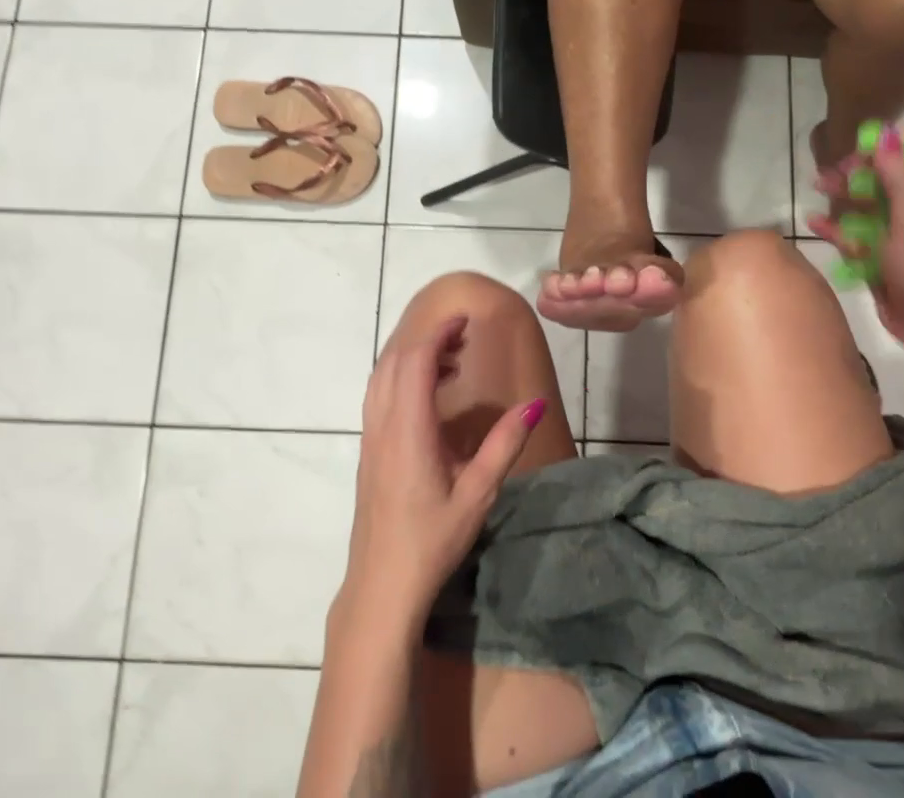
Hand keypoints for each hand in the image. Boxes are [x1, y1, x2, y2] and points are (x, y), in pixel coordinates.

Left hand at [340, 315, 543, 622]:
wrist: (382, 583)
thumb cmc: (432, 540)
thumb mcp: (478, 493)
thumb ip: (504, 444)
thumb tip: (535, 403)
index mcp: (408, 430)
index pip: (415, 361)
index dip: (438, 333)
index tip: (465, 320)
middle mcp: (382, 426)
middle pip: (394, 362)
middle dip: (426, 339)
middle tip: (463, 337)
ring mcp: (370, 439)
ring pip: (381, 379)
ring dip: (411, 359)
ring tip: (449, 363)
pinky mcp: (369, 453)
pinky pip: (378, 397)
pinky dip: (400, 379)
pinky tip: (428, 398)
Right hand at [808, 124, 903, 354]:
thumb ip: (901, 178)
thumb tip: (885, 135)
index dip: (886, 142)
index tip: (859, 154)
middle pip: (883, 171)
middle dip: (856, 168)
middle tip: (830, 176)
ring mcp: (896, 232)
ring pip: (866, 202)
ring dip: (842, 194)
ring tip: (817, 190)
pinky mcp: (880, 256)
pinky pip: (854, 235)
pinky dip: (835, 228)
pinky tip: (814, 224)